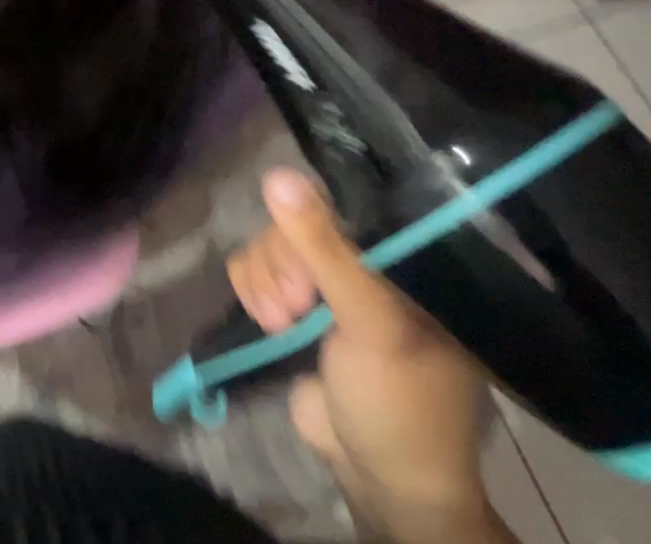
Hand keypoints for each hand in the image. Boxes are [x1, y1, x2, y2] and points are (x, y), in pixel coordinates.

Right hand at [229, 170, 502, 539]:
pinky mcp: (293, 308)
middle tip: (298, 311)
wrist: (378, 477)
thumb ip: (324, 248)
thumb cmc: (397, 399)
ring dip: (263, 284)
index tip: (306, 277)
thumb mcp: (369, 320)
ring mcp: (325, 287)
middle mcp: (362, 263)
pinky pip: (254, 271)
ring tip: (282, 326)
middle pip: (295, 226)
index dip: (309, 229)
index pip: (339, 207)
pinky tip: (268, 325)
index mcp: (399, 259)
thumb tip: (277, 174)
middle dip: (283, 268)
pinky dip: (251, 291)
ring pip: (269, 247)